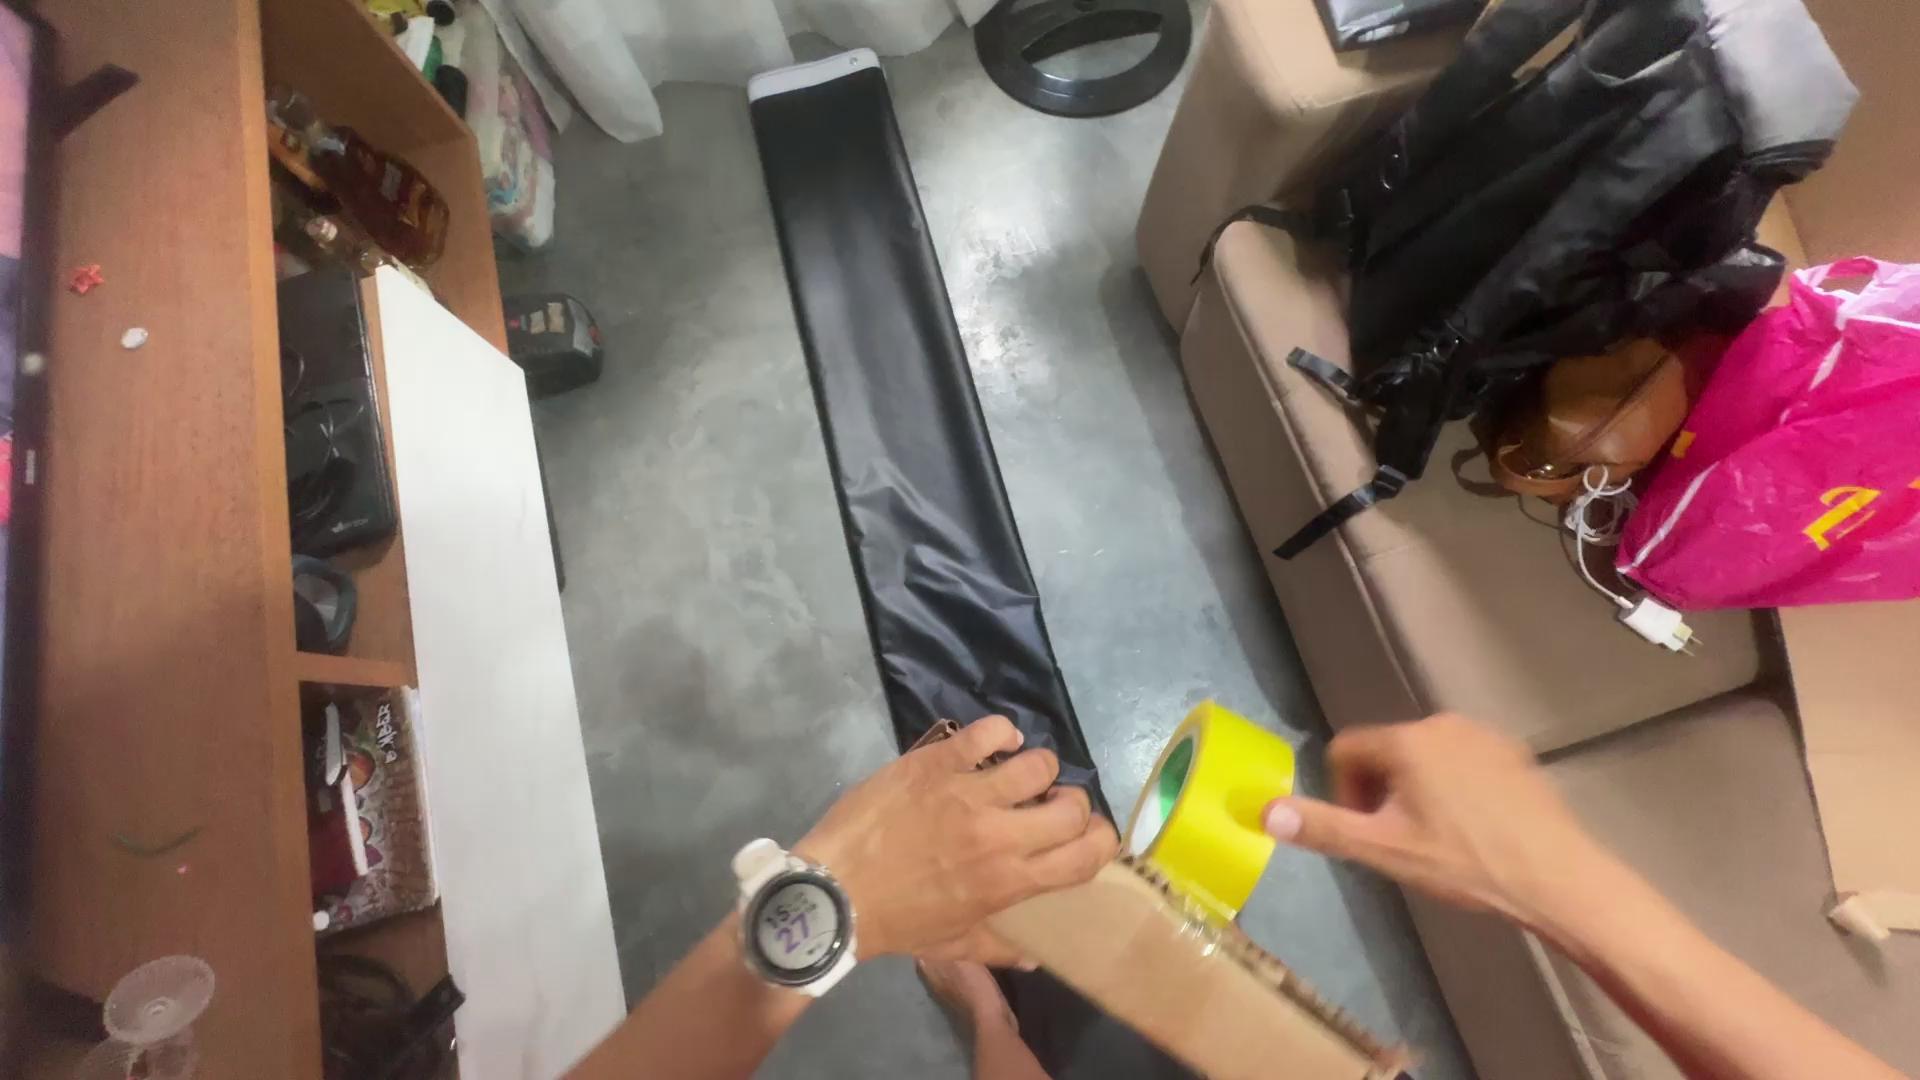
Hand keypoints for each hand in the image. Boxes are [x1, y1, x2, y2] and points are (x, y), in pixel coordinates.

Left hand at [796, 715, 1118, 959]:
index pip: (1084, 857)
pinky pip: (989, 731)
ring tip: (1018, 773)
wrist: (834, 888)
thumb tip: (1037, 955)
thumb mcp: (951, 943)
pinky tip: (996, 743)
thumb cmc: (894, 920)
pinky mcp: (938, 761)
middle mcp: (999, 834)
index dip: (1101, 841)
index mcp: (1008, 882)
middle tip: (1049, 803)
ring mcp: (968, 792)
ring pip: (1038, 763)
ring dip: (1038, 767)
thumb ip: (999, 948)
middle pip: (1072, 806)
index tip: (1088, 834)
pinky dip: (1002, 732)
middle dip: (1072, 802)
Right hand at [1262, 713, 1618, 930]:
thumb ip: (1322, 826)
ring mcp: (1481, 736)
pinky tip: (1474, 826)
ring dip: (1414, 787)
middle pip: (1383, 751)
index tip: (1369, 829)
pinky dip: (1453, 785)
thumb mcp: (1385, 850)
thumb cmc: (1465, 863)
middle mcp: (1440, 724)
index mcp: (1404, 741)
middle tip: (1400, 837)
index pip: (1345, 750)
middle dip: (1380, 790)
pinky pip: (1459, 759)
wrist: (1564, 884)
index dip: (1344, 790)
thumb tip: (1263, 811)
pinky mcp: (1514, 753)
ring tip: (1437, 835)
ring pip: (1421, 755)